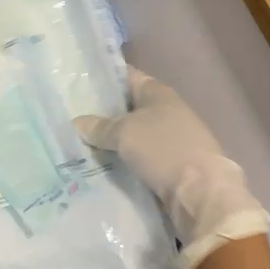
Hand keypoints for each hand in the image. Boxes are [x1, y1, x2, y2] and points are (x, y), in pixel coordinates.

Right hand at [76, 67, 269, 268]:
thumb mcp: (124, 133)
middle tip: (68, 116)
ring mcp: (169, 138)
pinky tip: (99, 164)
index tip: (75, 83)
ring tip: (77, 141)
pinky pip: (137, 156)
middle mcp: (165, 111)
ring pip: (130, 133)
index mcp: (158, 92)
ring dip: (109, 139)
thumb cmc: (163, 150)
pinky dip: (121, 158)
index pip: (125, 76)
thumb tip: (77, 123)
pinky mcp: (169, 164)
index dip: (102, 77)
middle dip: (101, 112)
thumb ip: (98, 126)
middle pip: (127, 106)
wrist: (200, 193)